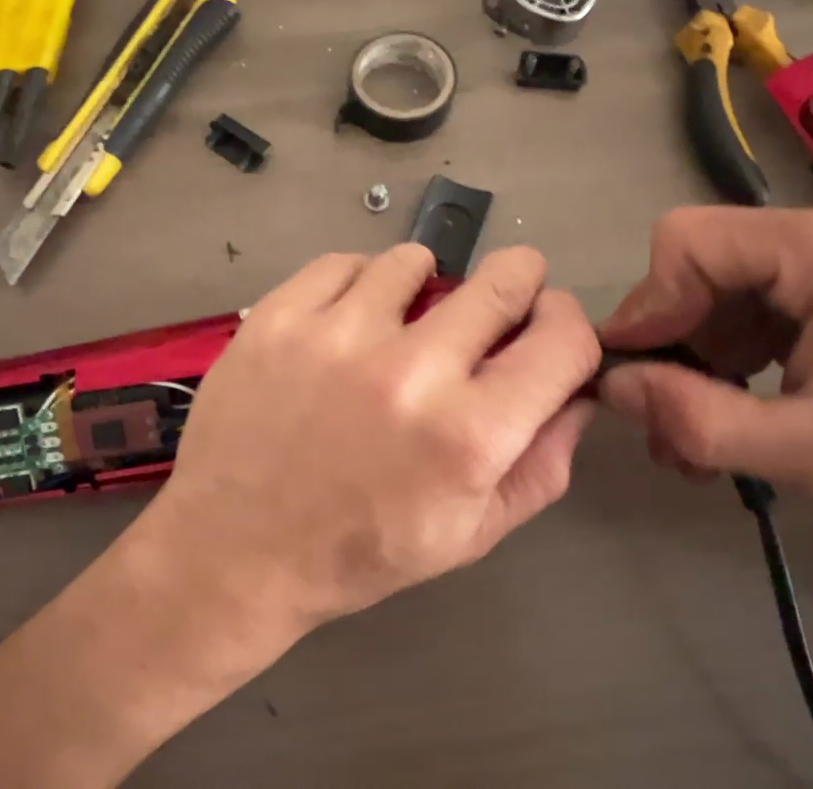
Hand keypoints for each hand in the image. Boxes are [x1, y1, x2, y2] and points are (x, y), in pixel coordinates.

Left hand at [140, 244, 601, 634]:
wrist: (235, 549)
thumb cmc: (360, 552)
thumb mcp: (471, 533)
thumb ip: (542, 462)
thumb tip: (576, 391)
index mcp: (471, 434)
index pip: (564, 337)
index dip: (568, 326)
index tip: (546, 330)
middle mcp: (412, 371)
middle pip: (505, 278)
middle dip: (517, 286)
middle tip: (493, 310)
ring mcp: (338, 334)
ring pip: (417, 260)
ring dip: (426, 288)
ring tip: (401, 325)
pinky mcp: (279, 316)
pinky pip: (344, 263)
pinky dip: (357, 286)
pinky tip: (347, 324)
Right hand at [597, 199, 812, 546]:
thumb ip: (698, 420)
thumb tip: (611, 387)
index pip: (688, 242)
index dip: (648, 307)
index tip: (632, 379)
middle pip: (705, 265)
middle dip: (676, 345)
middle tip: (664, 426)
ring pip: (729, 288)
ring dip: (704, 359)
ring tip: (702, 437)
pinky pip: (766, 301)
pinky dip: (740, 354)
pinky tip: (744, 410)